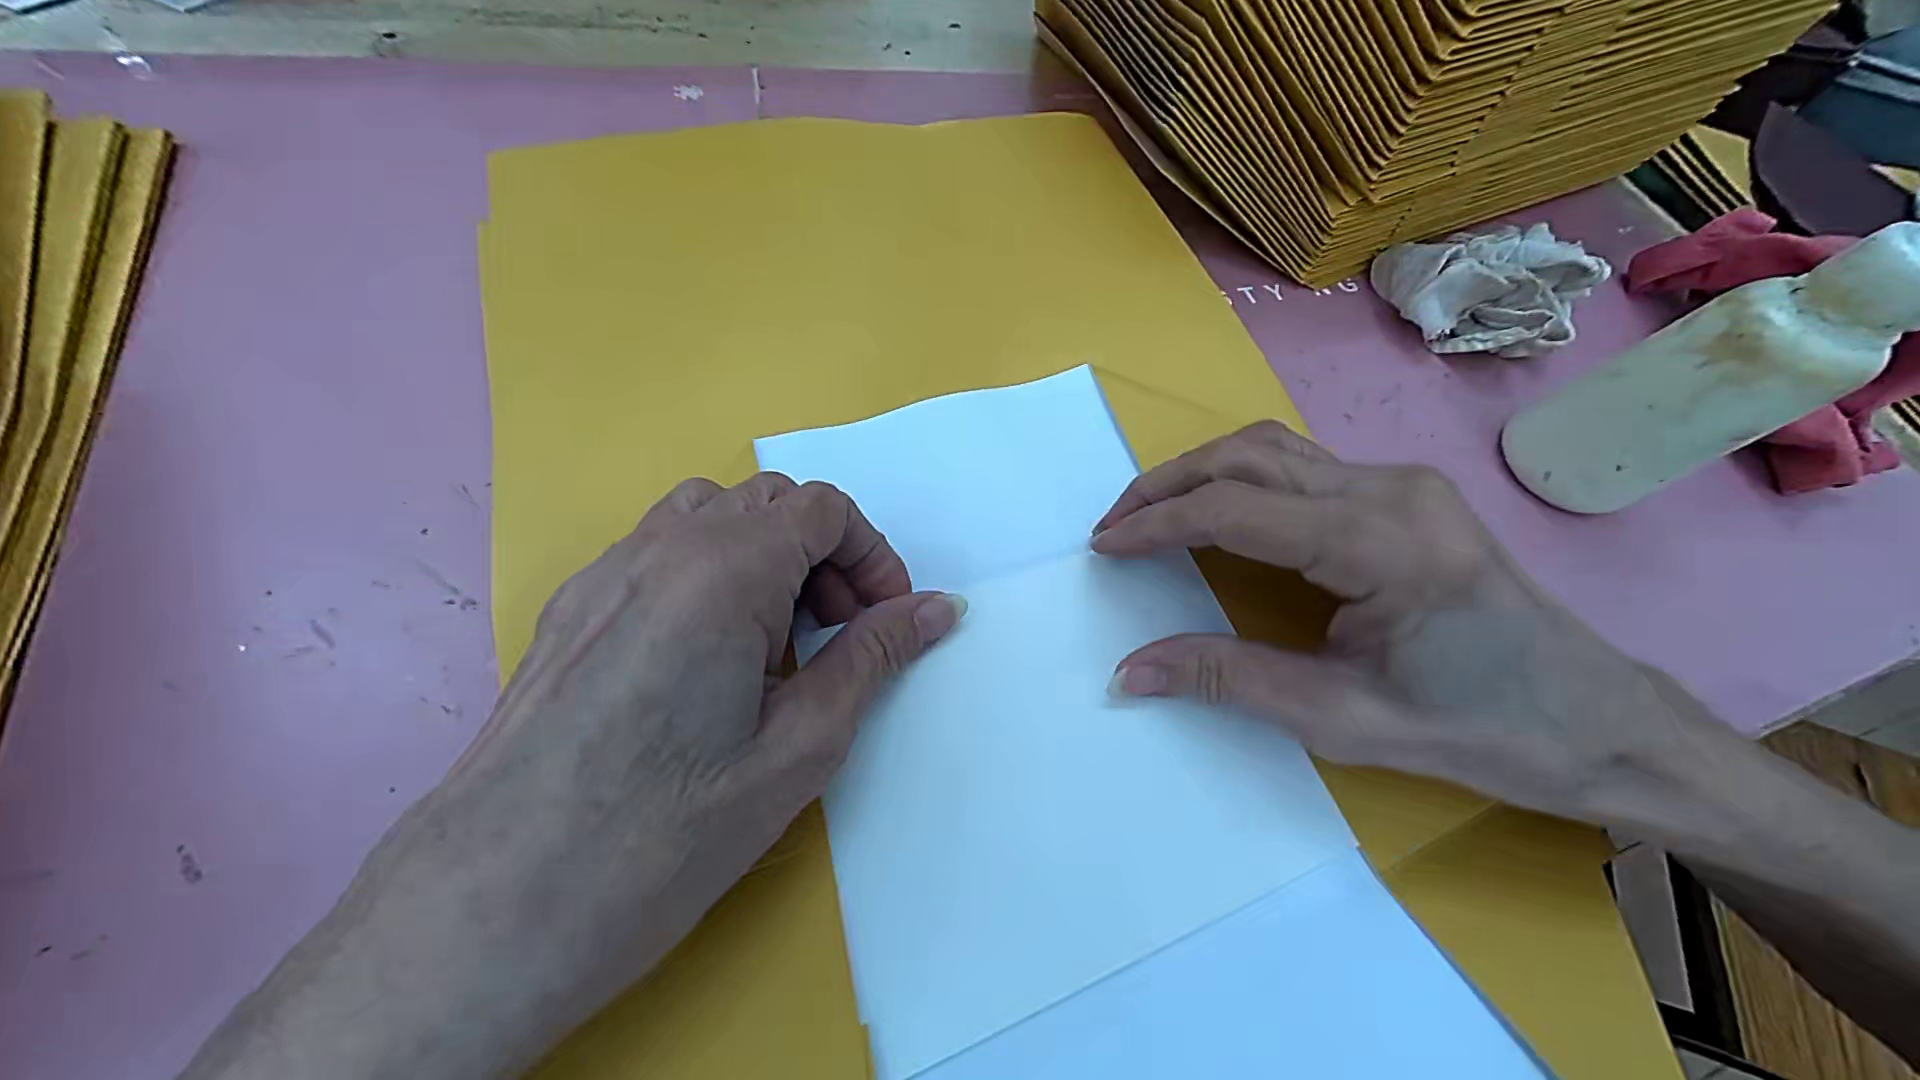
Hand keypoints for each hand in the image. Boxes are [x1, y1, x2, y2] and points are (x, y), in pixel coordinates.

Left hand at [184, 474, 964, 1079]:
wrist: (492, 908)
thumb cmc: (669, 832)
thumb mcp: (801, 746)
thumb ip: (872, 657)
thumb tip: (936, 608)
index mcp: (721, 572)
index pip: (820, 507)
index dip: (870, 553)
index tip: (882, 617)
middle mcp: (658, 550)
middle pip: (768, 501)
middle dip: (823, 552)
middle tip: (835, 632)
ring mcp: (604, 573)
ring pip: (709, 515)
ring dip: (764, 554)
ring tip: (772, 638)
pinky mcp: (570, 607)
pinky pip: (658, 551)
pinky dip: (709, 571)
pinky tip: (705, 656)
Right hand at [1089, 420, 1720, 824]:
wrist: (1601, 722)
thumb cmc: (1480, 730)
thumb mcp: (1340, 719)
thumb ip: (1227, 679)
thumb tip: (1130, 670)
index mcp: (1379, 542)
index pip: (1235, 508)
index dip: (1157, 525)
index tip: (1104, 548)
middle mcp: (1387, 489)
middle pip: (1246, 457)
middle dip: (1165, 485)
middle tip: (1113, 527)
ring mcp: (1397, 483)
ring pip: (1268, 449)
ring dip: (1196, 474)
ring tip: (1147, 515)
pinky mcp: (1397, 494)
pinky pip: (1294, 467)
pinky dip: (1233, 482)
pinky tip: (1210, 515)